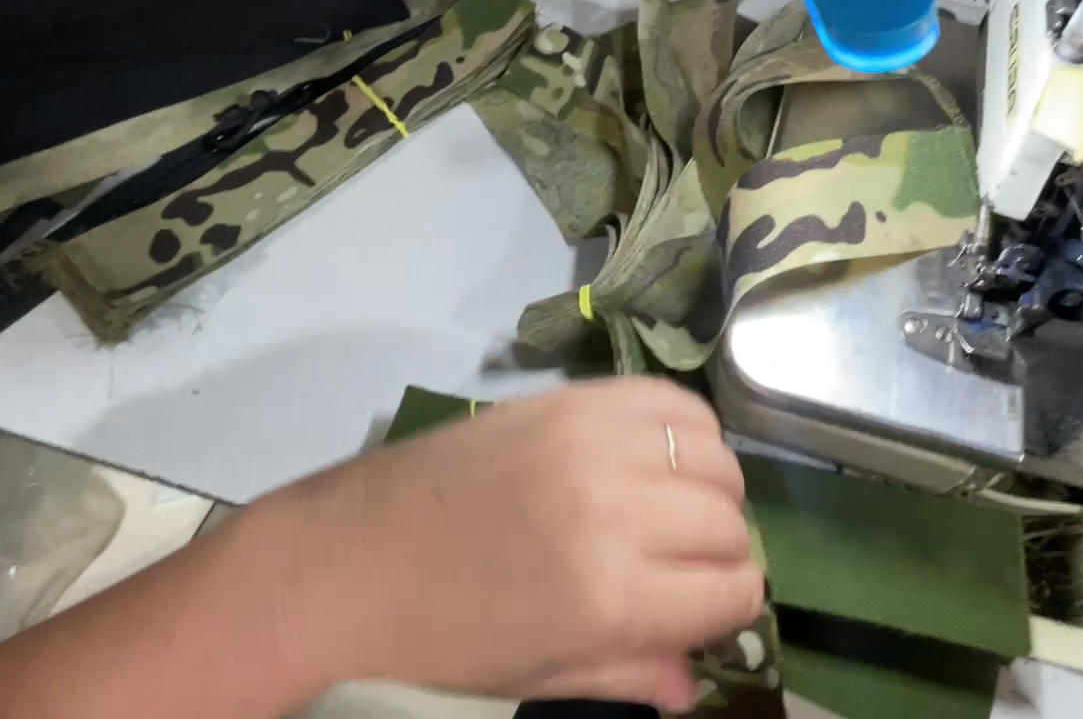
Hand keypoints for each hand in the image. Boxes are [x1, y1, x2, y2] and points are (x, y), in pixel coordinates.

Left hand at [238, 377, 762, 711]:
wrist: (349, 555)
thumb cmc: (438, 635)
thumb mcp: (533, 673)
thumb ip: (625, 674)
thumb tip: (694, 683)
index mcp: (609, 597)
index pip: (731, 591)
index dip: (733, 604)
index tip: (713, 604)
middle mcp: (618, 509)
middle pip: (728, 523)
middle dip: (725, 551)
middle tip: (690, 560)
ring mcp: (597, 441)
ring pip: (715, 457)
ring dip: (713, 489)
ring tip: (678, 504)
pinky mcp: (576, 398)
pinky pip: (673, 400)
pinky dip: (689, 428)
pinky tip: (664, 452)